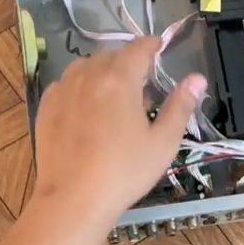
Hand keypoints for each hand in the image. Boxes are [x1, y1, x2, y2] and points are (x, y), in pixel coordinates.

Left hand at [26, 37, 204, 225]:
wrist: (74, 199)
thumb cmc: (125, 172)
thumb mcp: (162, 143)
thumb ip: (180, 107)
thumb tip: (197, 79)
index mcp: (120, 80)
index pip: (138, 49)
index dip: (151, 45)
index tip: (159, 47)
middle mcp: (89, 76)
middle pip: (111, 55)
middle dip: (128, 62)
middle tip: (141, 83)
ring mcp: (63, 90)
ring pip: (85, 67)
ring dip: (102, 71)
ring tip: (113, 94)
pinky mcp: (46, 108)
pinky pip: (66, 84)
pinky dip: (80, 86)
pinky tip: (86, 107)